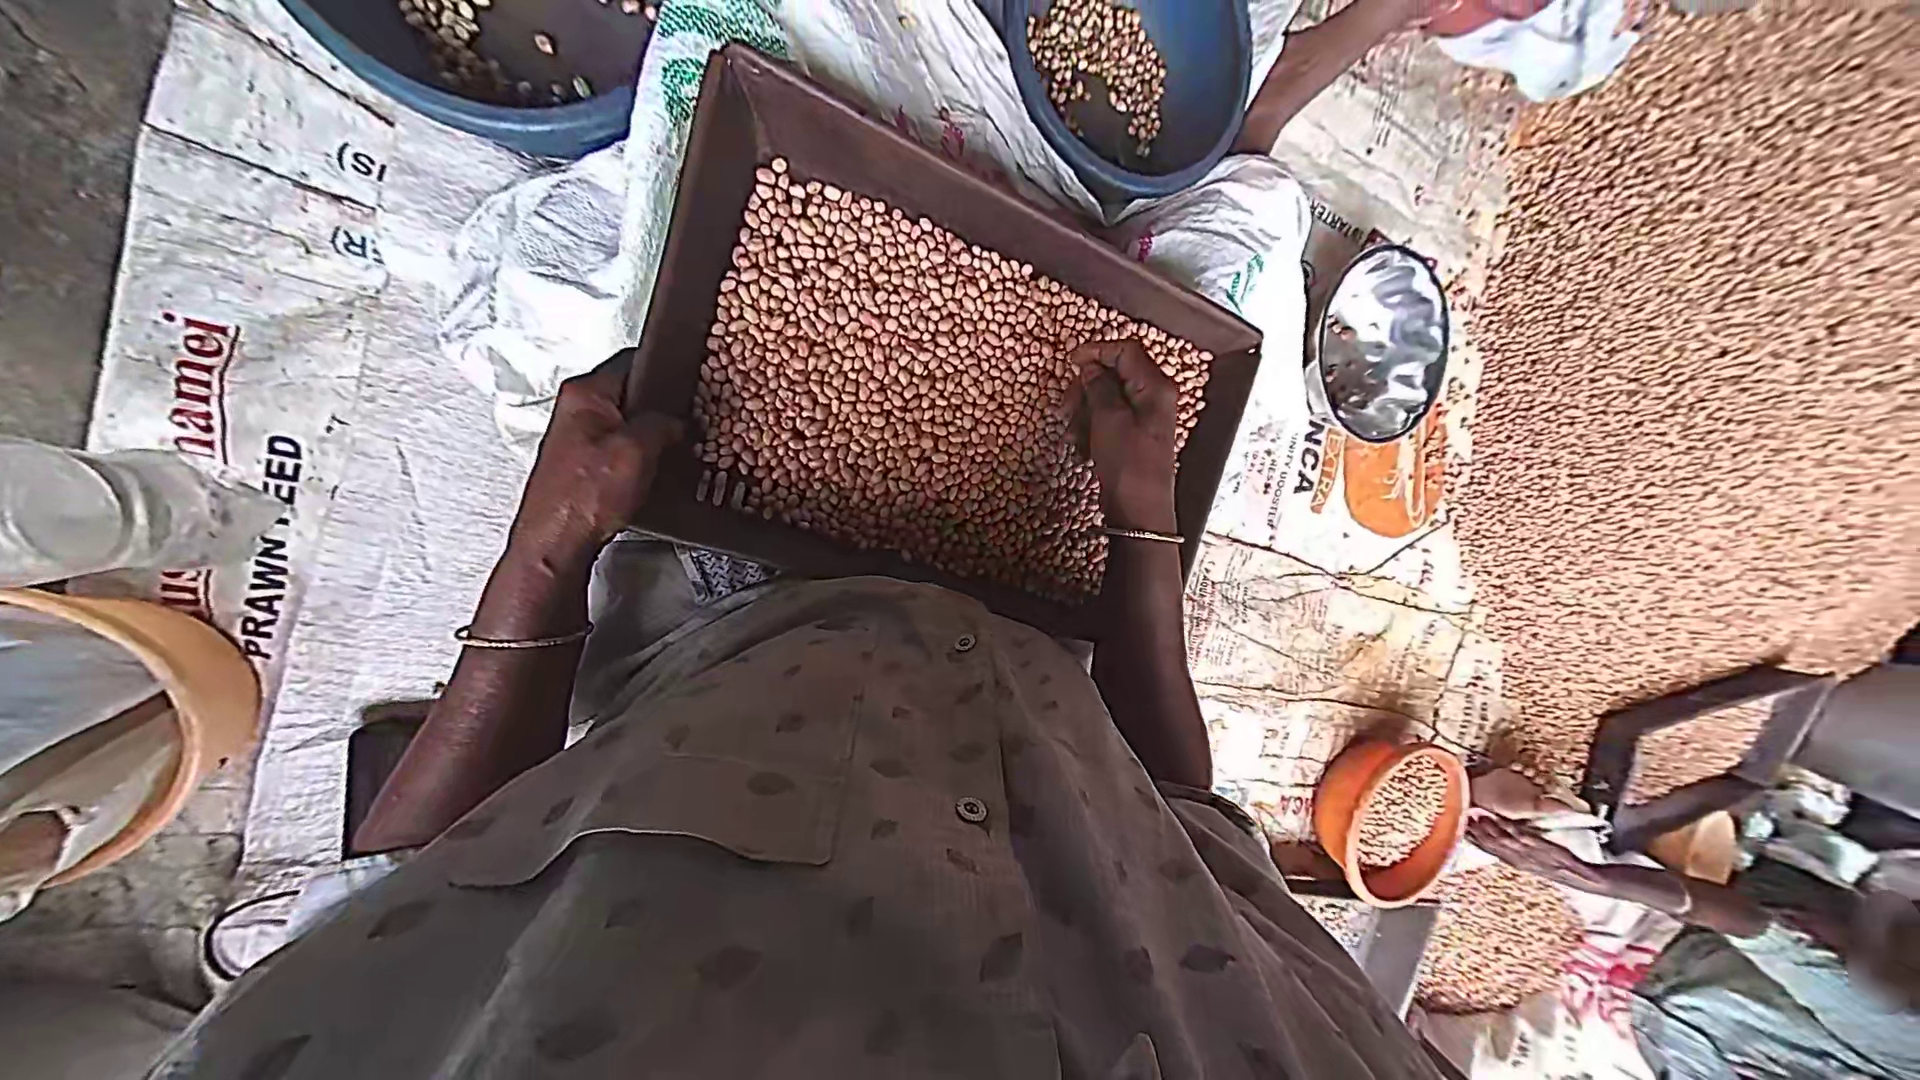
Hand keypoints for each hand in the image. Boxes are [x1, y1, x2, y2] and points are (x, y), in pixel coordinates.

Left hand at [509, 350, 682, 565]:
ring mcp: (582, 437)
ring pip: (632, 424)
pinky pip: (626, 448)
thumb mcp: (638, 449)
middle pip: (635, 395)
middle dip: (665, 409)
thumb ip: (663, 424)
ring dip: (656, 436)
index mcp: (585, 394)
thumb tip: (679, 420)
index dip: (668, 372)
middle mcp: (578, 410)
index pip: (635, 363)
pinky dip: (645, 456)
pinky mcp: (589, 463)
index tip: (693, 381)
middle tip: (691, 420)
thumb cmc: (584, 496)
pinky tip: (658, 471)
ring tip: (678, 448)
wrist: (559, 541)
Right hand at [1071, 338, 1177, 532]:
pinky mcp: (1131, 436)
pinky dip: (1090, 429)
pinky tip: (1082, 448)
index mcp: (1155, 387)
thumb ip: (1099, 387)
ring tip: (1076, 436)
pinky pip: (1106, 420)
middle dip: (1086, 389)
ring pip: (1105, 399)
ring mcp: (1143, 418)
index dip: (1097, 351)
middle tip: (1068, 407)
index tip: (1071, 361)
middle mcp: (1153, 397)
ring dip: (1084, 412)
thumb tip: (1090, 367)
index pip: (1126, 351)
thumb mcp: (1109, 420)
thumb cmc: (1129, 465)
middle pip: (1113, 374)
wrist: (1139, 511)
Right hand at [1467, 814, 1606, 889]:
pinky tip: (1494, 816)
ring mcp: (1525, 851)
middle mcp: (1515, 857)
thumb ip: (1511, 851)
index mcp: (1512, 862)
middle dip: (1473, 831)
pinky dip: (1502, 824)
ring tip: (1474, 814)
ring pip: (1498, 837)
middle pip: (1489, 842)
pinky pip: (1515, 832)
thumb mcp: (1529, 864)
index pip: (1486, 849)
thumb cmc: (1553, 867)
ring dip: (1484, 827)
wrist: (1580, 877)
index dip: (1471, 840)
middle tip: (1460, 817)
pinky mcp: (1535, 844)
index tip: (1456, 828)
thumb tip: (1494, 836)